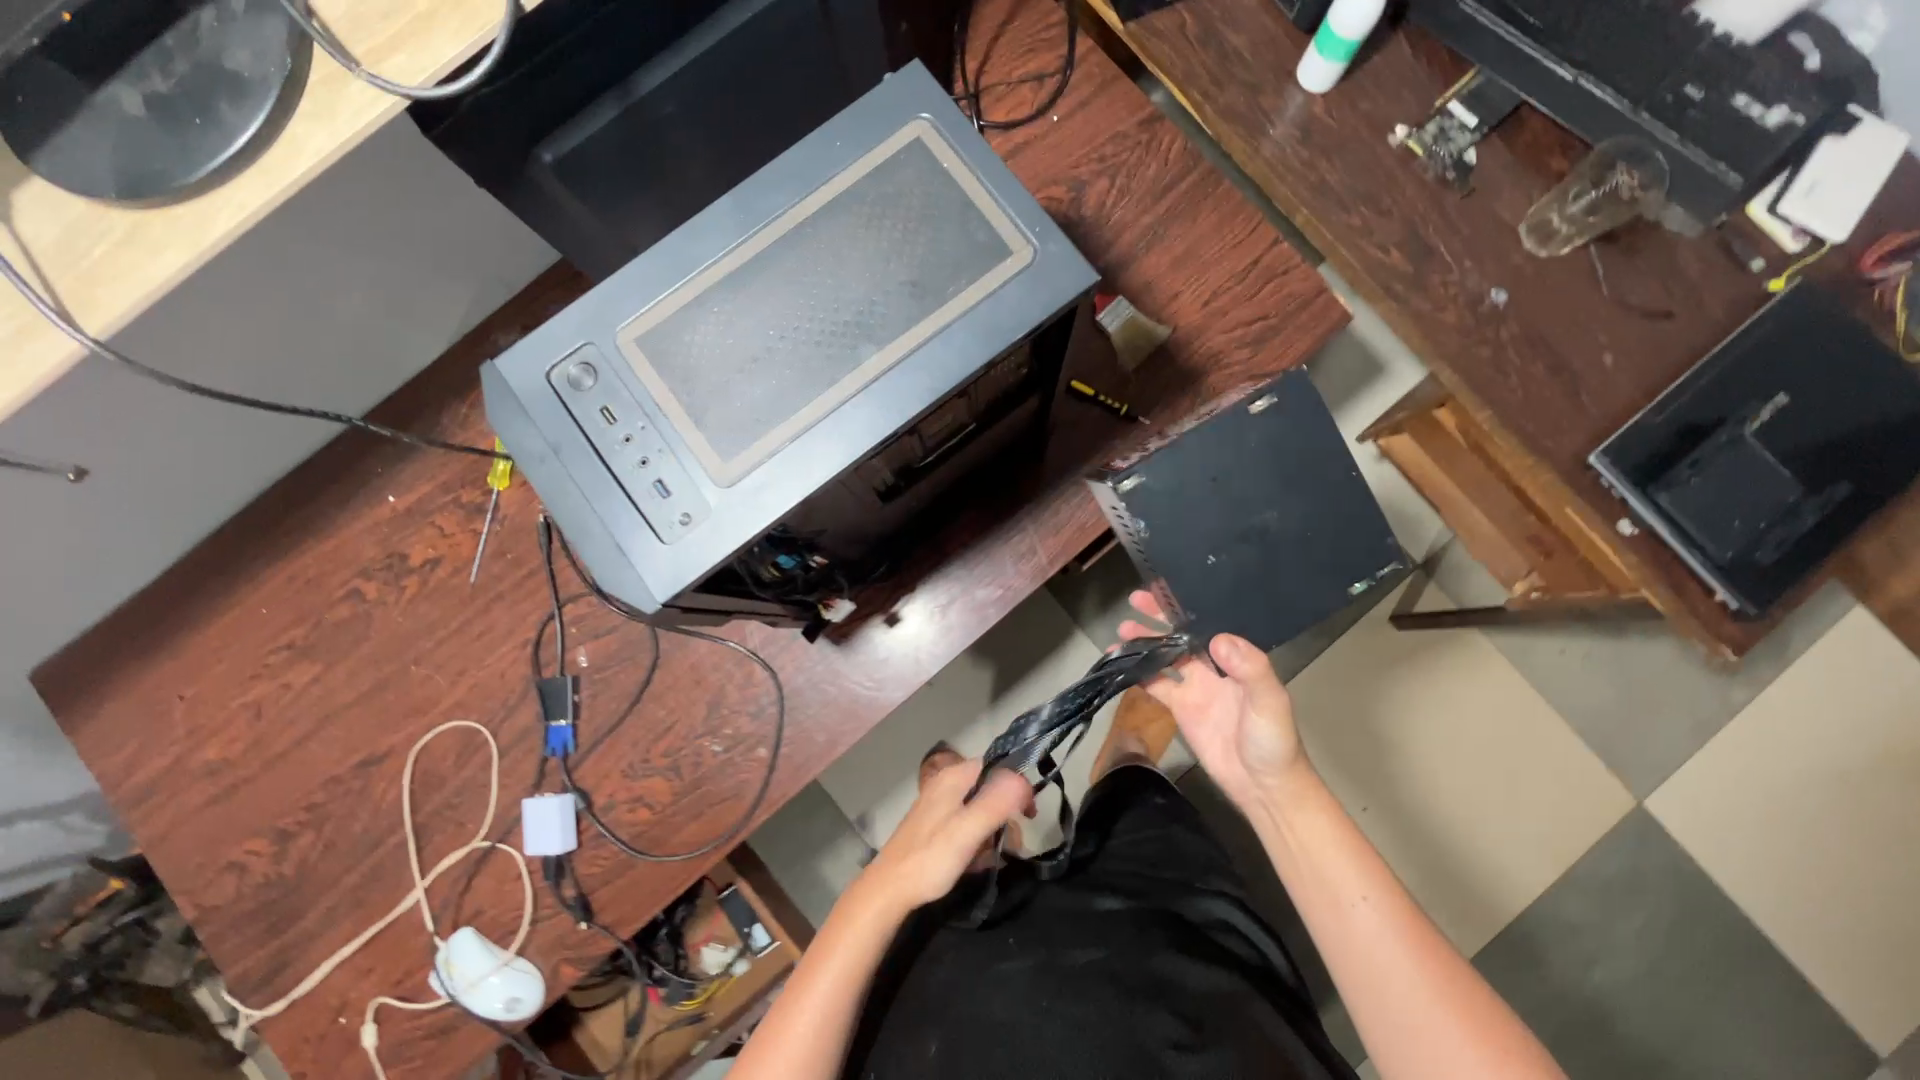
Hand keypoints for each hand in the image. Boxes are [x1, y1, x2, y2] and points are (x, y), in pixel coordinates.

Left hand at [855, 758, 1032, 914]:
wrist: (890, 890)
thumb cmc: (930, 859)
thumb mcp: (968, 831)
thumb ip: (996, 803)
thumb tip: (1023, 779)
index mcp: (953, 778)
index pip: (996, 766)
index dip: (1017, 786)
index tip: (1028, 816)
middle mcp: (946, 786)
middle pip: (990, 790)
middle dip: (1006, 816)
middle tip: (1013, 845)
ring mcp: (940, 807)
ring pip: (980, 811)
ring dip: (993, 833)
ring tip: (994, 859)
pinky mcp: (937, 828)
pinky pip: (968, 827)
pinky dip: (978, 842)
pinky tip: (978, 863)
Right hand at [1118, 590, 1308, 818]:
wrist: (1264, 787)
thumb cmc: (1274, 741)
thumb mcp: (1270, 701)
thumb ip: (1250, 668)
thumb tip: (1217, 638)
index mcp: (1238, 660)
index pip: (1208, 625)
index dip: (1186, 608)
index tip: (1166, 591)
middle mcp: (1215, 669)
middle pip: (1182, 636)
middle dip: (1160, 618)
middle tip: (1135, 600)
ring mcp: (1196, 689)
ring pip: (1165, 658)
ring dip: (1145, 644)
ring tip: (1121, 631)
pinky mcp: (1181, 710)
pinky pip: (1157, 686)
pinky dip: (1139, 675)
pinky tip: (1120, 665)